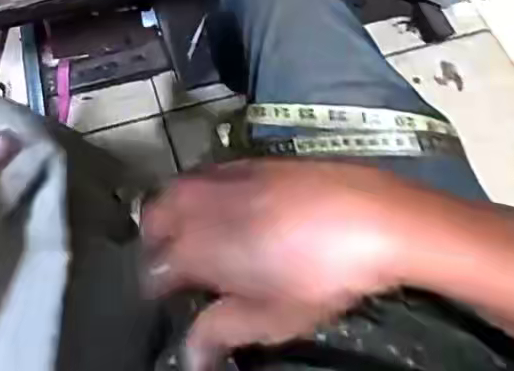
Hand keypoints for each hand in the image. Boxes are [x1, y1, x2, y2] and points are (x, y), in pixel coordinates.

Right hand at [141, 160, 455, 369]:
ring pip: (172, 192)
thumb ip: (223, 330)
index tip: (164, 300)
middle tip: (171, 267)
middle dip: (155, 242)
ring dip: (171, 213)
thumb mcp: (272, 317)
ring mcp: (216, 176)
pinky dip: (195, 193)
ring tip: (190, 236)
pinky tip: (219, 209)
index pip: (154, 266)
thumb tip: (191, 354)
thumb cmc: (317, 273)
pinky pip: (199, 175)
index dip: (155, 287)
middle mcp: (195, 202)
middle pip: (153, 218)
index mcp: (197, 245)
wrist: (360, 213)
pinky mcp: (238, 161)